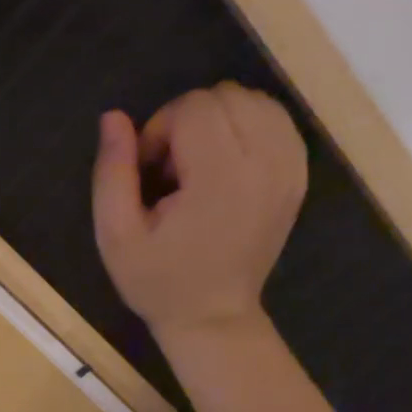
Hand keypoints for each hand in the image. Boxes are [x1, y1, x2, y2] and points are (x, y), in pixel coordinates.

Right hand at [91, 82, 307, 336]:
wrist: (212, 315)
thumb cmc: (156, 280)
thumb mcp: (115, 235)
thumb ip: (112, 173)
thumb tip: (114, 117)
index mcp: (220, 177)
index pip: (192, 107)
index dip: (158, 131)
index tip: (147, 174)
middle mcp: (266, 161)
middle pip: (225, 96)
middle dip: (187, 123)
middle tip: (170, 173)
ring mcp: (290, 165)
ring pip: (254, 101)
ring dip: (217, 123)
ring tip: (197, 169)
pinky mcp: (299, 172)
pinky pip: (275, 121)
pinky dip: (245, 130)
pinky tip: (224, 168)